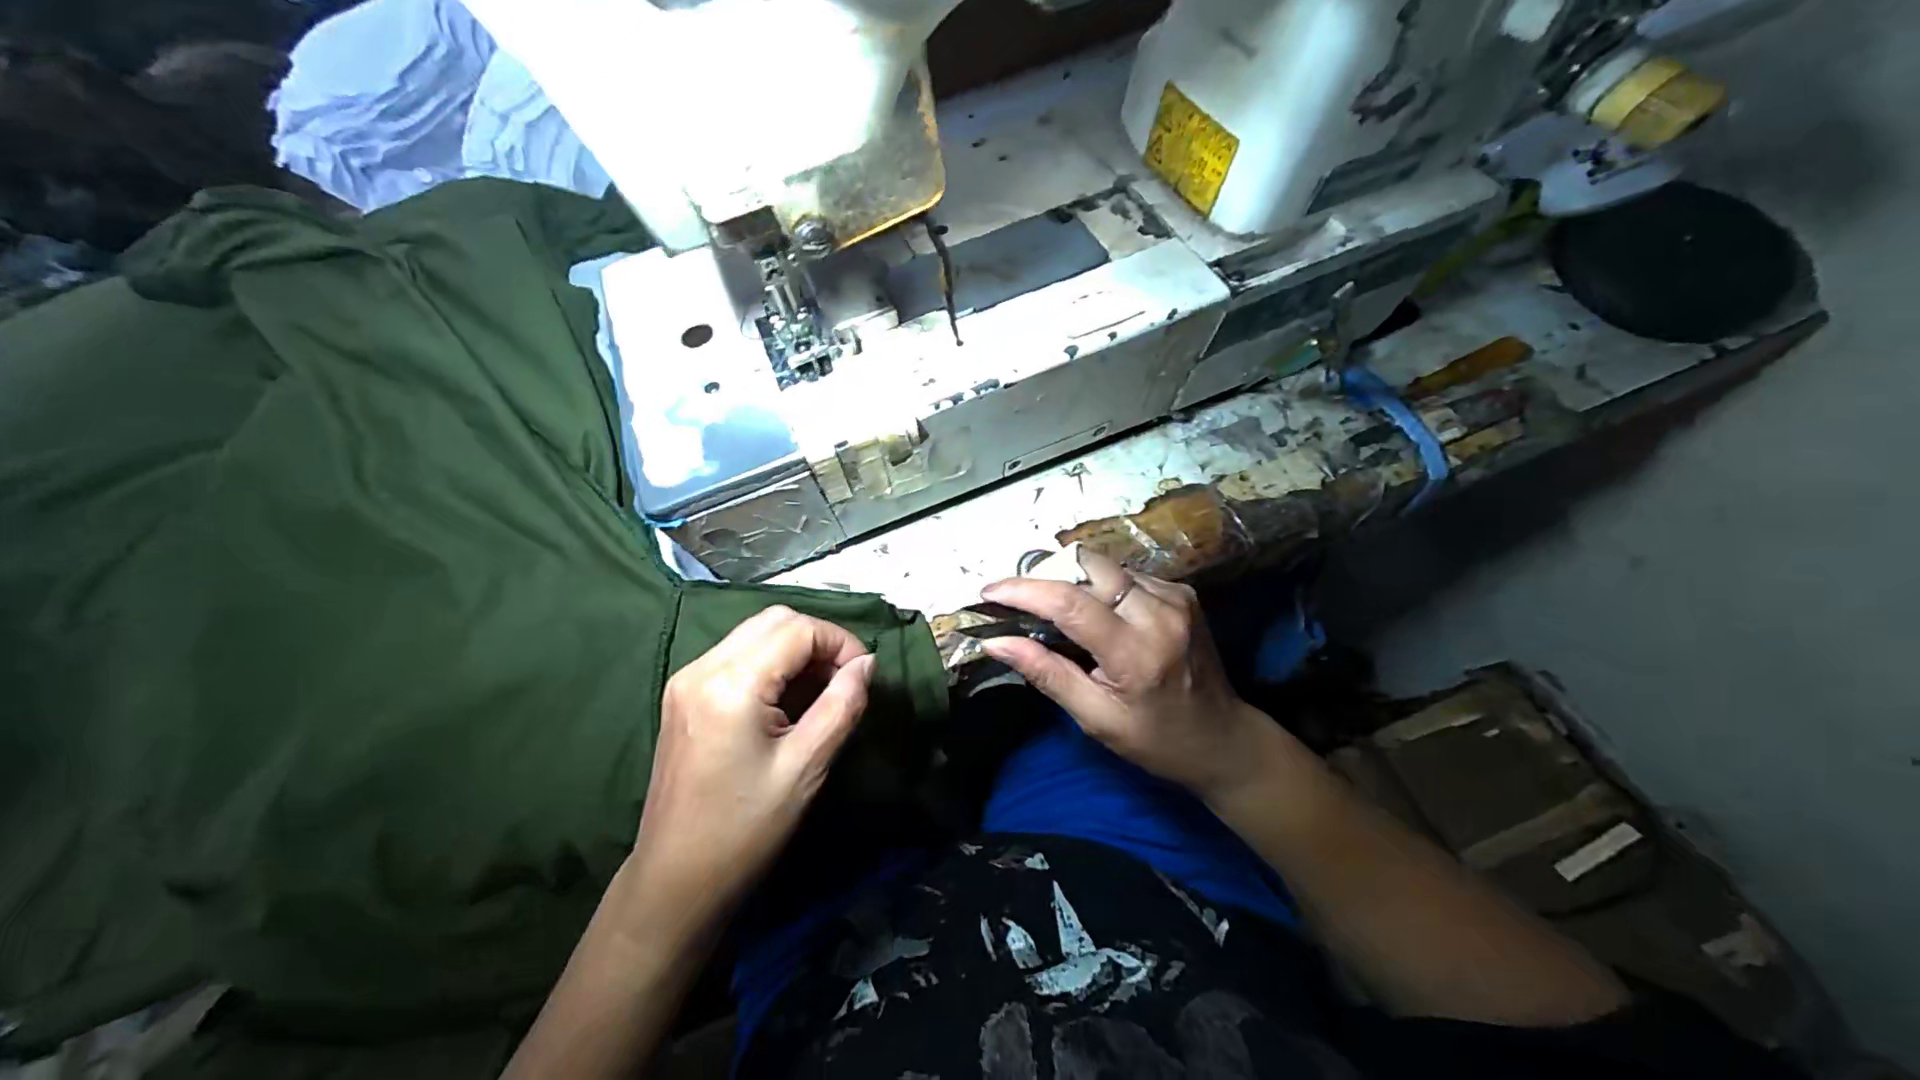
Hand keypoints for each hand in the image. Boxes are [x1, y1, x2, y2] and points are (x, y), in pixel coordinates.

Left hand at [631, 605, 875, 910]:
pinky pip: (737, 655)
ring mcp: (687, 679)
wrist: (675, 880)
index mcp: (730, 684)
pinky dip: (771, 662)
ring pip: (755, 633)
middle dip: (819, 640)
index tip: (864, 676)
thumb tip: (867, 665)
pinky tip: (788, 699)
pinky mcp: (683, 695)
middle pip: (774, 620)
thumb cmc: (745, 830)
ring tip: (822, 690)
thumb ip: (842, 706)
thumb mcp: (806, 768)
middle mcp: (702, 668)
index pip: (798, 629)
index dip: (840, 643)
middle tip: (845, 680)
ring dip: (796, 649)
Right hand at [980, 551, 1274, 802]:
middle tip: (1019, 598)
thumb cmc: (1156, 740)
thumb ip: (1047, 674)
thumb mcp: (1096, 719)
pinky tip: (1093, 612)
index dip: (1024, 590)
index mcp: (1137, 653)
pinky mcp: (1182, 592)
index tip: (989, 591)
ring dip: (1072, 579)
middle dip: (1046, 575)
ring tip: (1051, 606)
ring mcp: (1176, 597)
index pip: (1070, 603)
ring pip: (1106, 566)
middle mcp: (1160, 613)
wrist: (1224, 739)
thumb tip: (996, 643)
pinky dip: (1099, 586)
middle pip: (1088, 566)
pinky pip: (1126, 575)